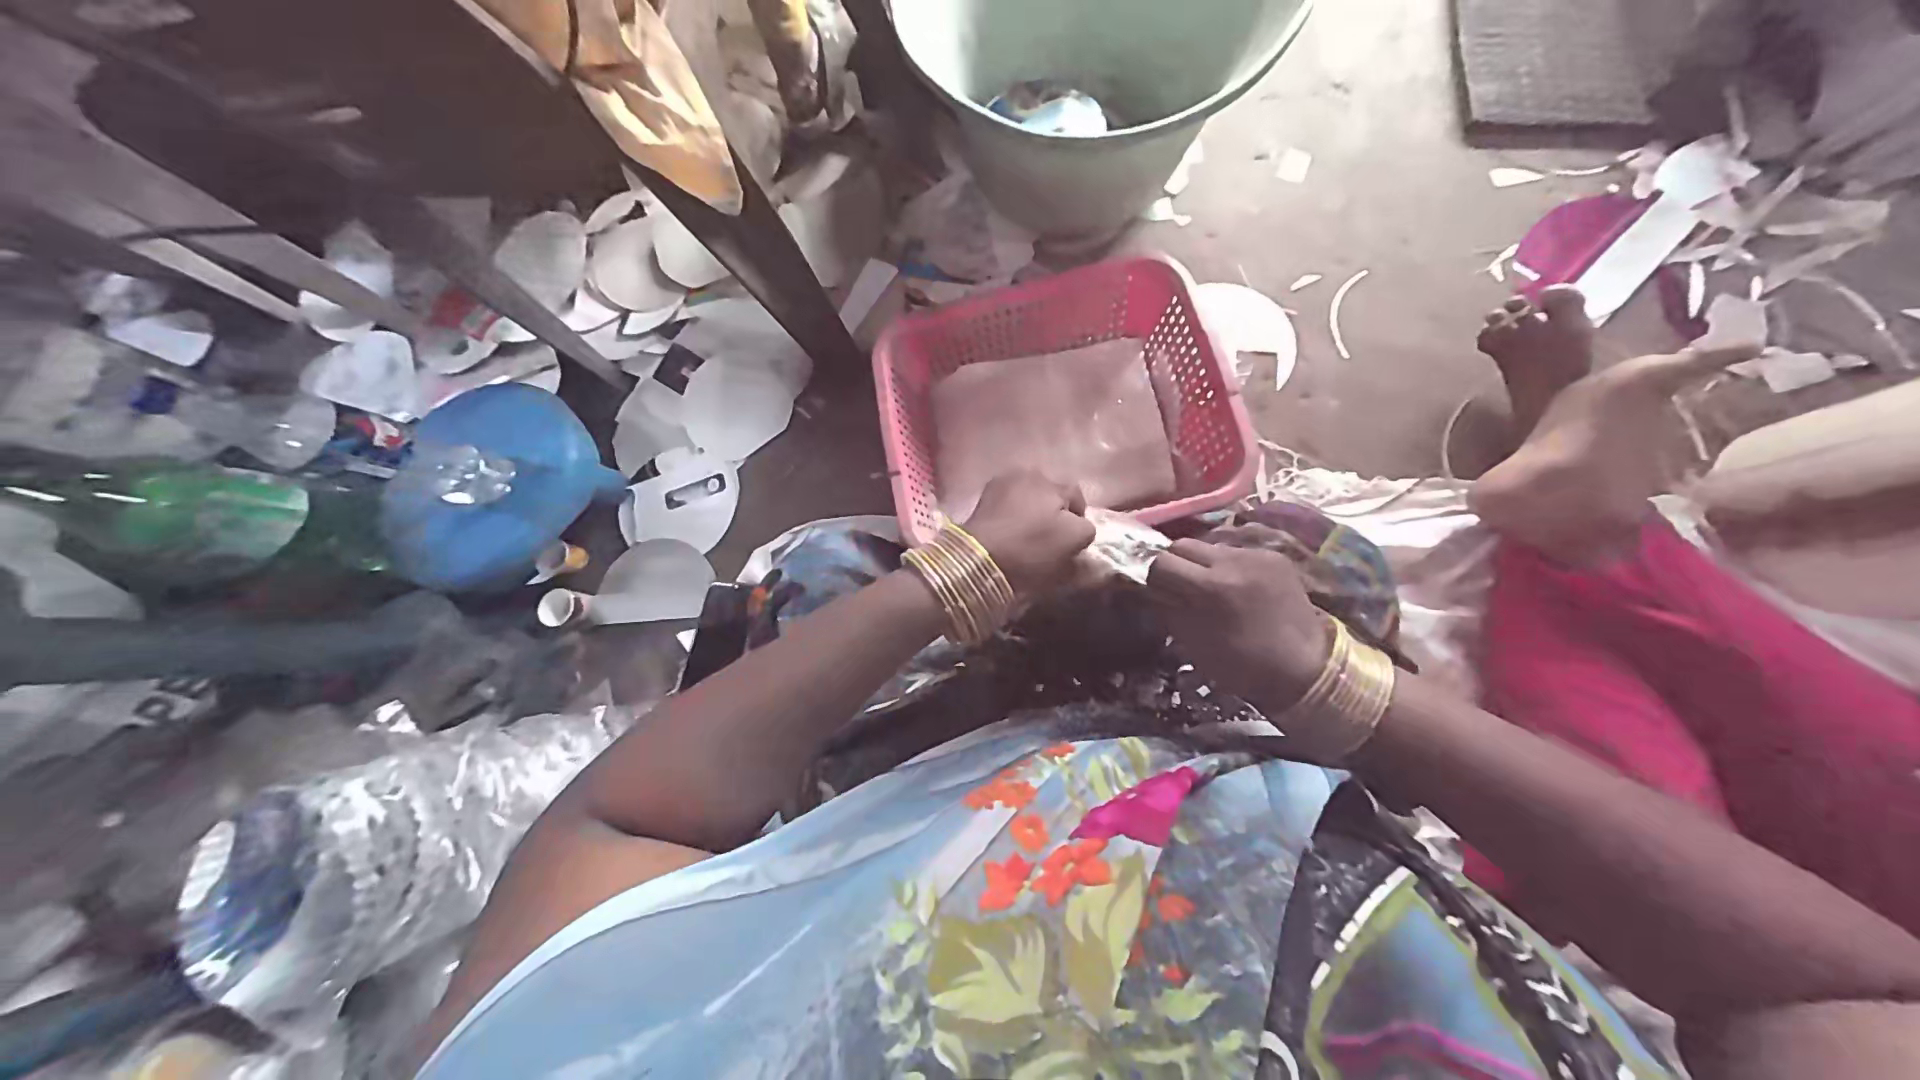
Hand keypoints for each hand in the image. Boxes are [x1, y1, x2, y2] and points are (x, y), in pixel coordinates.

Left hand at [962, 472, 1096, 596]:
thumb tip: (1080, 523)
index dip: (1079, 519)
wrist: (980, 558)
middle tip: (1049, 538)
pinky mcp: (982, 498)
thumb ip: (1086, 526)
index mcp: (1051, 480)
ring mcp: (1000, 482)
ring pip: (1027, 497)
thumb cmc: (1031, 547)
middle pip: (1050, 494)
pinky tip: (1008, 532)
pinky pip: (1007, 504)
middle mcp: (1026, 472)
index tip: (1072, 541)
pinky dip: (1012, 515)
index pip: (1076, 497)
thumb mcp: (1075, 539)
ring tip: (1026, 535)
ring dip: (1031, 512)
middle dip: (1053, 512)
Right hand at [1146, 539, 1330, 711]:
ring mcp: (1257, 555)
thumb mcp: (1192, 641)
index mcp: (1210, 587)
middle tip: (1177, 586)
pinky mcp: (1275, 556)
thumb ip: (1167, 607)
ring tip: (1208, 588)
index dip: (1152, 576)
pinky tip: (1236, 588)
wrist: (1305, 669)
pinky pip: (1237, 552)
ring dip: (1201, 564)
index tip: (1154, 589)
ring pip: (1209, 546)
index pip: (1161, 562)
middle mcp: (1233, 561)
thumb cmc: (1241, 665)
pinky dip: (1228, 567)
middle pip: (1182, 545)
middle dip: (1174, 564)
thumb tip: (1148, 589)